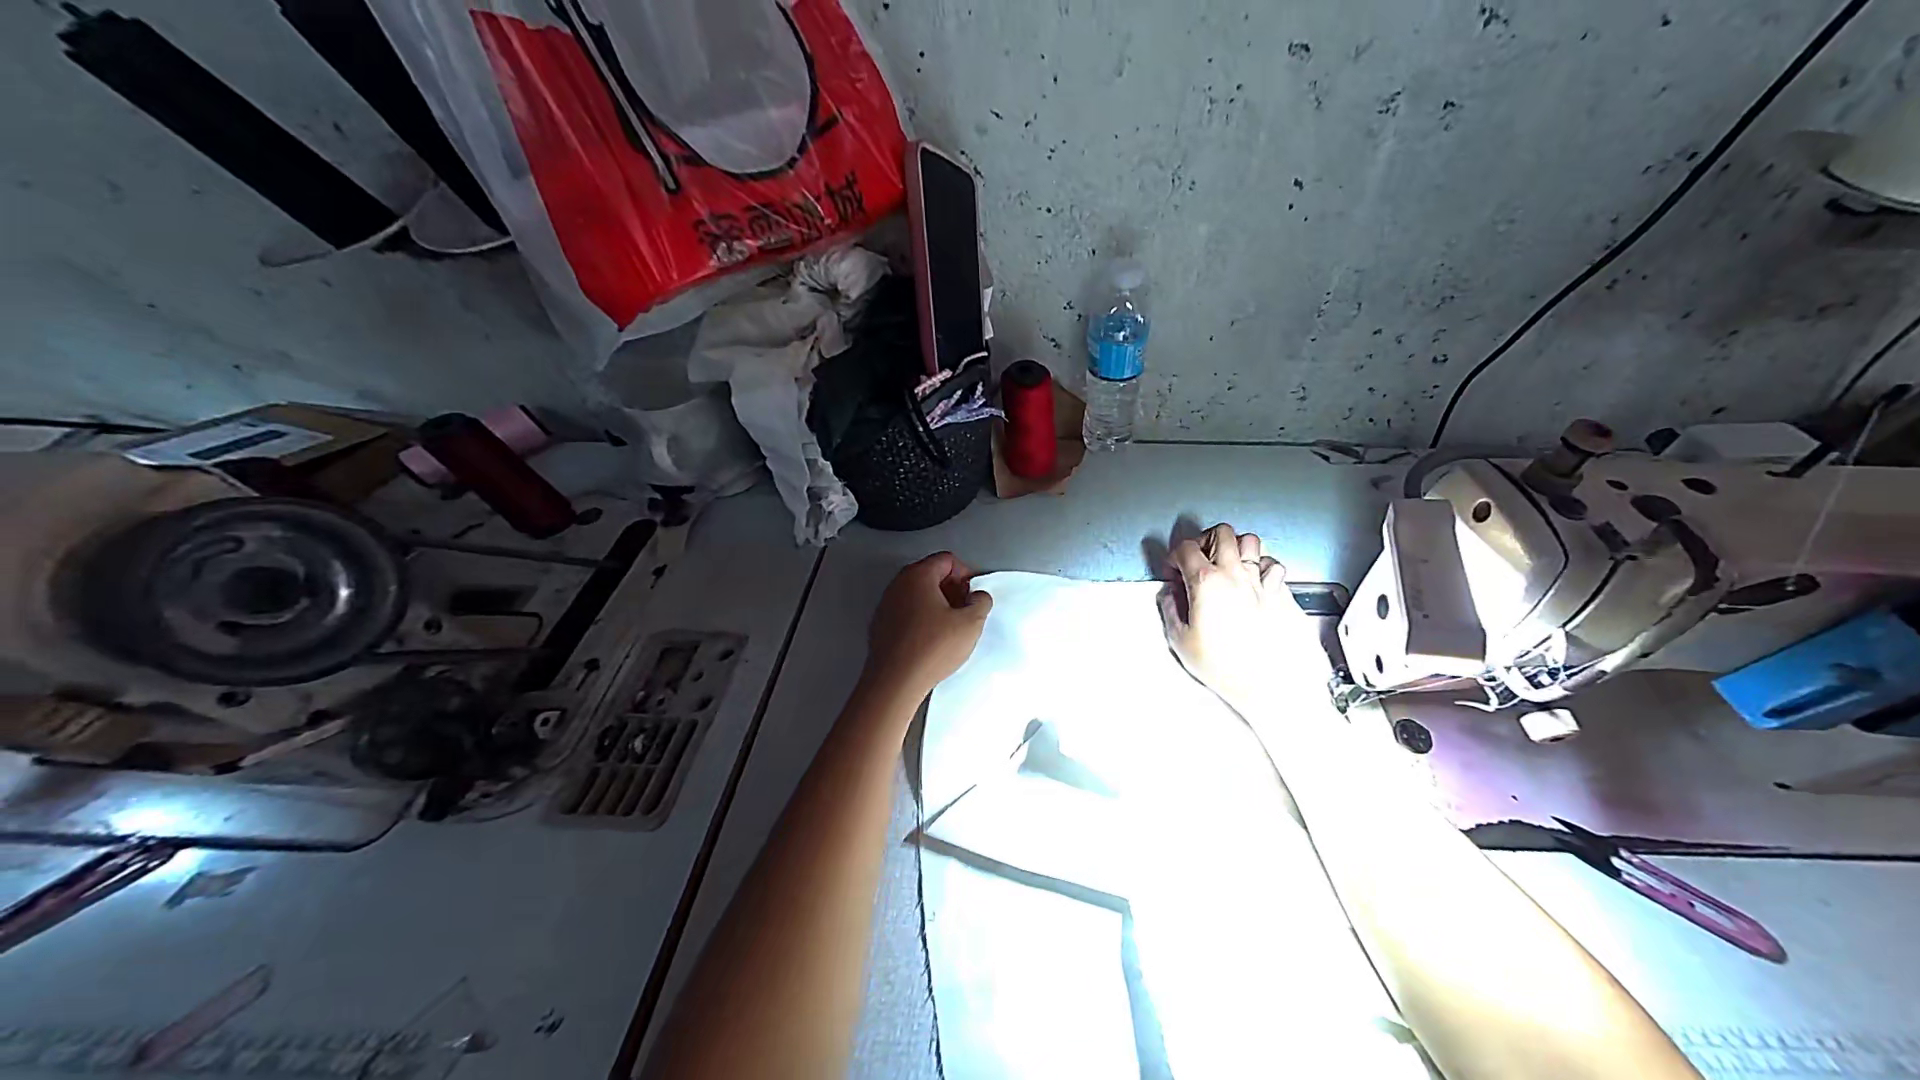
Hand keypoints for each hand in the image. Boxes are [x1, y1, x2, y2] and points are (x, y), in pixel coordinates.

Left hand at [864, 552, 992, 697]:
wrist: (895, 681)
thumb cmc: (928, 650)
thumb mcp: (971, 623)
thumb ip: (981, 601)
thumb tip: (979, 598)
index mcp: (918, 575)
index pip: (947, 559)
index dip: (965, 575)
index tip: (972, 595)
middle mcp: (898, 585)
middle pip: (931, 574)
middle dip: (951, 589)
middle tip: (963, 610)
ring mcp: (886, 604)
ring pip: (917, 594)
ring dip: (936, 605)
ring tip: (948, 629)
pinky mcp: (881, 625)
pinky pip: (906, 612)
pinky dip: (920, 620)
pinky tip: (931, 641)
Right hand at [1159, 523, 1330, 706]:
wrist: (1267, 684)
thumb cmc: (1228, 667)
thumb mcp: (1180, 640)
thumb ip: (1170, 610)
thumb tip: (1169, 597)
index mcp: (1206, 583)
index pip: (1186, 548)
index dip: (1175, 555)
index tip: (1174, 567)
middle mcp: (1235, 576)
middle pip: (1222, 533)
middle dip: (1205, 539)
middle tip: (1200, 554)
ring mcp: (1261, 582)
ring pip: (1250, 540)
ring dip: (1235, 546)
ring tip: (1227, 559)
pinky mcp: (1281, 593)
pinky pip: (1273, 564)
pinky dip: (1261, 564)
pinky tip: (1254, 577)